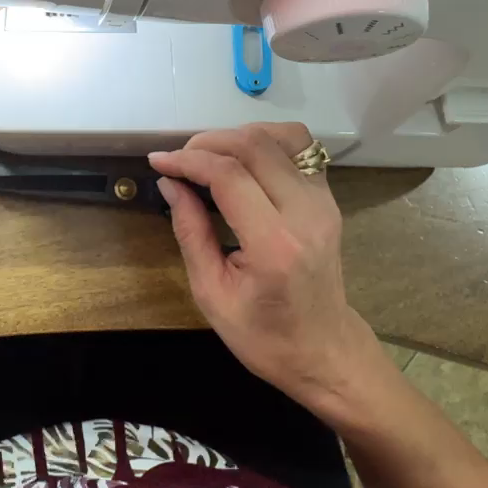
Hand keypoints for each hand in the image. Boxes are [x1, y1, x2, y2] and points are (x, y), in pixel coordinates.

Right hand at [149, 123, 378, 407]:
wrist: (324, 351)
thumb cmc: (263, 336)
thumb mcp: (211, 294)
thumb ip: (190, 232)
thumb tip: (169, 183)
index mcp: (275, 247)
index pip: (230, 176)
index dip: (189, 161)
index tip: (159, 162)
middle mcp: (306, 214)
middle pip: (255, 146)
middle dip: (208, 143)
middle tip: (179, 160)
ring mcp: (324, 203)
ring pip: (282, 136)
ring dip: (238, 136)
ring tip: (209, 157)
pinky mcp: (328, 198)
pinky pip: (300, 149)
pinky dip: (265, 141)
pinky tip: (241, 159)